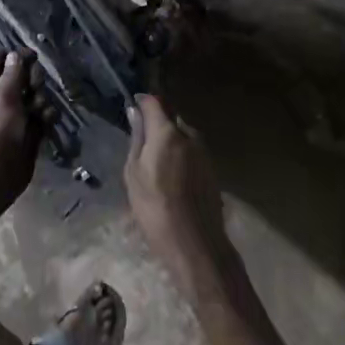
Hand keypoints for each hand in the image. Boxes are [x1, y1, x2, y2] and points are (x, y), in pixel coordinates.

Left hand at [0, 51, 41, 219]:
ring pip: (35, 97)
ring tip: (40, 110)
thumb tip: (15, 54)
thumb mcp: (2, 98)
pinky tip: (47, 120)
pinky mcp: (29, 133)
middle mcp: (0, 100)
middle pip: (22, 77)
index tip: (34, 57)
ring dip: (42, 99)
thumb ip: (12, 75)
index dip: (16, 56)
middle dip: (33, 79)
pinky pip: (42, 117)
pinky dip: (47, 116)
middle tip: (35, 88)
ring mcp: (15, 117)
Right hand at [125, 94, 232, 296]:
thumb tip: (135, 112)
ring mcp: (204, 151)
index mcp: (168, 132)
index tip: (132, 107)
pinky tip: (171, 177)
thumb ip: (137, 138)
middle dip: (157, 123)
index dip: (142, 101)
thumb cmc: (155, 207)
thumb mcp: (134, 173)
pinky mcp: (211, 168)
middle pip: (171, 117)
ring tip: (155, 164)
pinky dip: (180, 155)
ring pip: (183, 134)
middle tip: (141, 143)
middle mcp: (190, 134)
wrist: (195, 242)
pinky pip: (191, 151)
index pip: (155, 102)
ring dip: (169, 140)